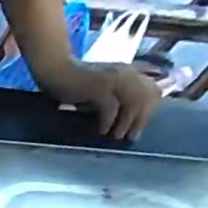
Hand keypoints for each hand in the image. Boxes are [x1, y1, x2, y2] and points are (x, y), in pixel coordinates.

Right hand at [37, 60, 161, 140]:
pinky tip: (101, 130)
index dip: (149, 109)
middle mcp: (126, 73)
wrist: (54, 69)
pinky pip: (111, 107)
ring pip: (132, 103)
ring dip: (126, 123)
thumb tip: (122, 117)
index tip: (138, 125)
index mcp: (128, 72)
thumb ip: (114, 95)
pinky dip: (108, 121)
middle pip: (146, 98)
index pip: (152, 90)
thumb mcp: (100, 86)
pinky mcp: (100, 86)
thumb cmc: (73, 81)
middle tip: (131, 137)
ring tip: (116, 136)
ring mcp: (114, 78)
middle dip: (140, 120)